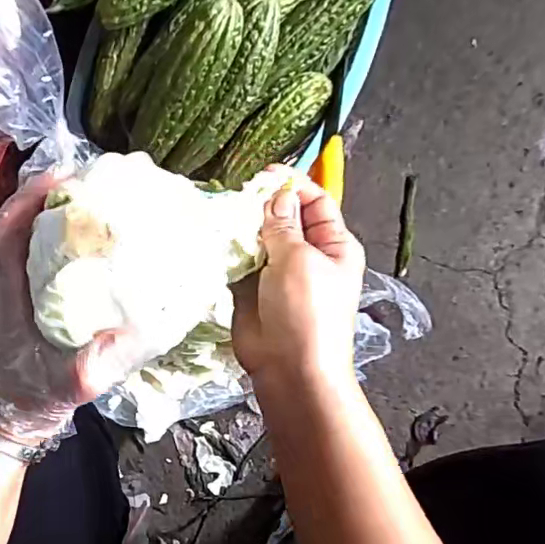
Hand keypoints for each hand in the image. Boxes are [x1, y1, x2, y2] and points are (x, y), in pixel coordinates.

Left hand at [0, 170, 145, 447]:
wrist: (24, 410)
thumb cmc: (36, 394)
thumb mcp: (64, 385)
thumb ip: (87, 369)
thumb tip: (128, 336)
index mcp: (14, 291)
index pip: (8, 231)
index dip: (28, 197)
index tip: (62, 176)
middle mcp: (22, 279)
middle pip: (31, 220)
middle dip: (61, 191)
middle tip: (105, 175)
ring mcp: (36, 285)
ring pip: (49, 233)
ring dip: (77, 208)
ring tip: (117, 193)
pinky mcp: (53, 294)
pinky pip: (66, 254)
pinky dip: (87, 236)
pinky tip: (118, 233)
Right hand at [232, 172, 366, 392]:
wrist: (289, 367)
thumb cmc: (306, 313)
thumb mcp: (299, 260)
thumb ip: (283, 225)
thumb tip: (276, 197)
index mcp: (332, 245)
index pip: (315, 202)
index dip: (292, 186)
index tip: (263, 176)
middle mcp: (306, 256)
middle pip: (283, 218)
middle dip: (261, 207)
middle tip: (234, 198)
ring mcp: (276, 274)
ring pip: (256, 239)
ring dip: (240, 229)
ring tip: (219, 216)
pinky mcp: (251, 290)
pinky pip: (238, 263)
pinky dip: (226, 252)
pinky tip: (212, 240)